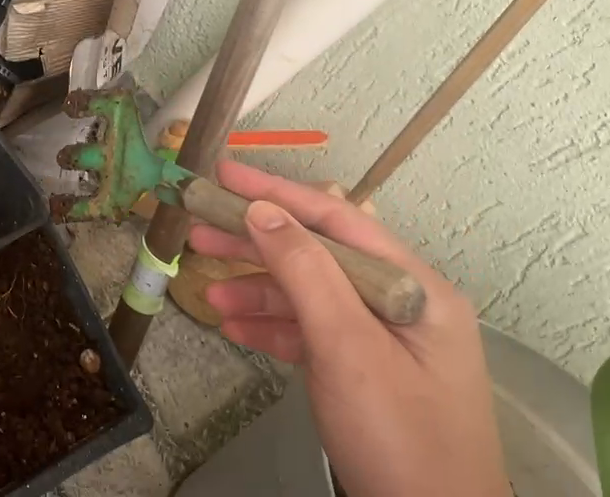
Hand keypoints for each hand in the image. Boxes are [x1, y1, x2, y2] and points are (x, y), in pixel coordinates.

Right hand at [188, 160, 507, 496]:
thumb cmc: (399, 435)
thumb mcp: (346, 347)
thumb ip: (304, 270)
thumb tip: (262, 210)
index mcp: (413, 288)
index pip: (334, 218)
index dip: (274, 192)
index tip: (220, 173)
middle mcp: (401, 303)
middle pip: (316, 253)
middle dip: (254, 243)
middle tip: (196, 231)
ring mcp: (384, 339)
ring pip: (308, 293)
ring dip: (256, 291)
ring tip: (208, 295)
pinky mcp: (365, 370)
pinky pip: (311, 331)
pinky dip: (272, 327)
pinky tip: (236, 331)